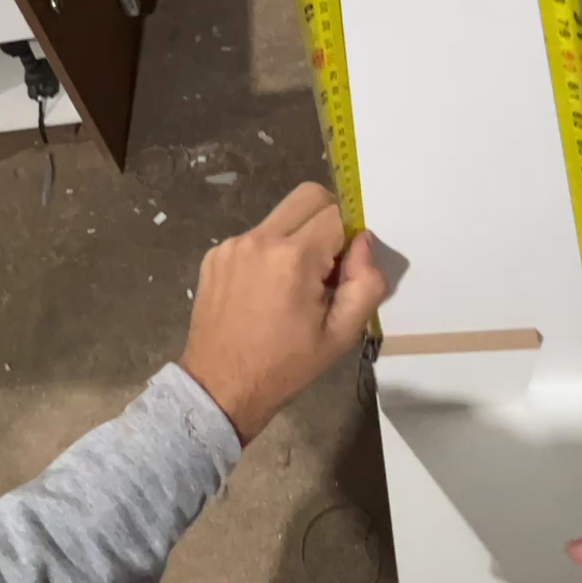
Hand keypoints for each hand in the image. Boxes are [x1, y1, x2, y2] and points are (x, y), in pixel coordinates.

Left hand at [178, 182, 385, 443]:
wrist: (221, 386)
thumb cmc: (286, 365)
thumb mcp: (341, 334)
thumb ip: (366, 282)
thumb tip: (363, 242)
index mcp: (293, 257)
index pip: (338, 212)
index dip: (350, 236)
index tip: (345, 267)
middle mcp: (259, 238)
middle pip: (308, 196)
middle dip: (328, 219)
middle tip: (328, 262)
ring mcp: (232, 244)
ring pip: (280, 215)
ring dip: (296, 236)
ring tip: (293, 283)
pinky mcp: (215, 254)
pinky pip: (254, 236)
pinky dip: (269, 251)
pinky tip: (264, 289)